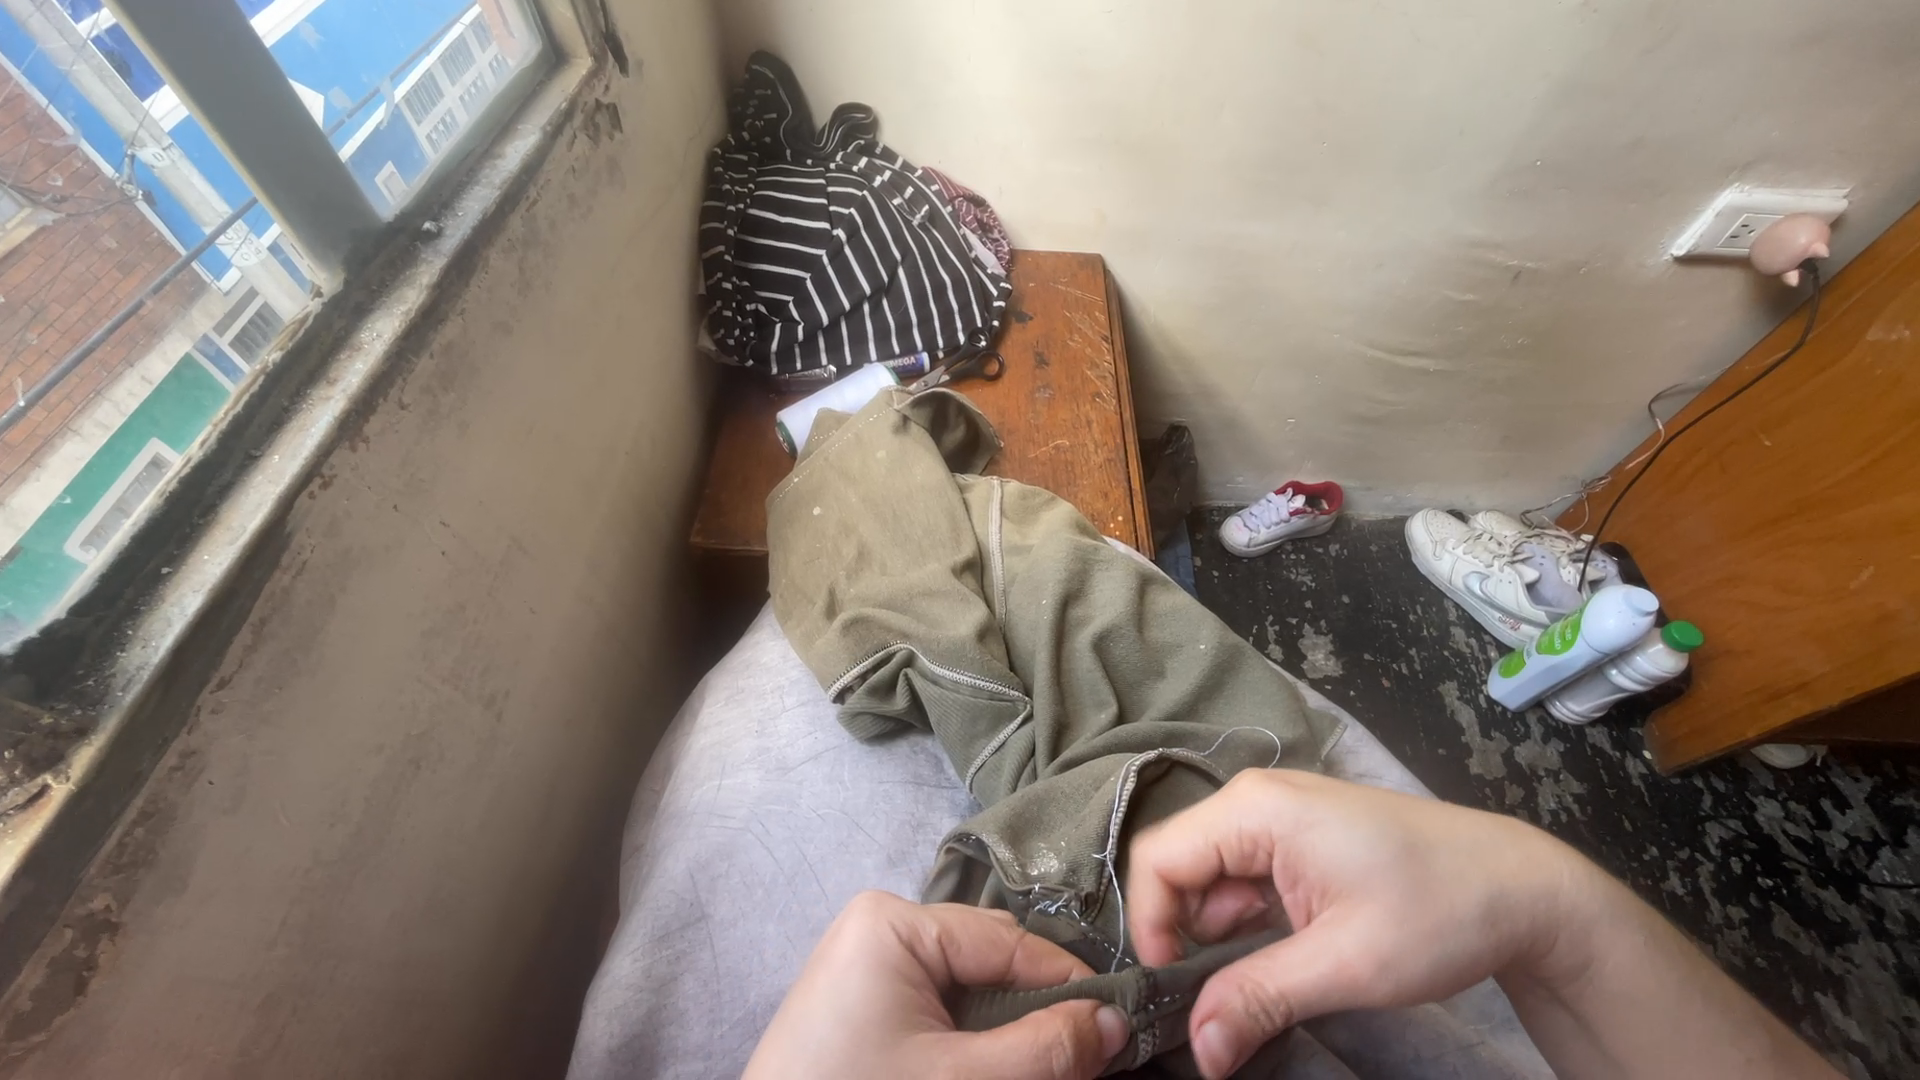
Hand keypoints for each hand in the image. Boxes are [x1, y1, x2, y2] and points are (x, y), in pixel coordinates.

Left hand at [744, 890, 1129, 1079]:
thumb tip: (1118, 1022)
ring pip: (967, 979)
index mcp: (895, 921)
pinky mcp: (863, 994)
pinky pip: (937, 997)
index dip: (1068, 979)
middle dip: (1039, 1003)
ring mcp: (867, 956)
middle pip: (988, 954)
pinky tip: (995, 1060)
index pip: (1006, 939)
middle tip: (1091, 1048)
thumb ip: (1044, 1050)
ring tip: (1049, 1058)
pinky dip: (974, 1030)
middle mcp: (880, 921)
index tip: (1122, 1018)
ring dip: (1010, 1021)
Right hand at [1126, 769, 1591, 1078]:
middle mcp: (1250, 800)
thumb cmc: (1438, 912)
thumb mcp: (1346, 964)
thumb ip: (1259, 998)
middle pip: (1179, 864)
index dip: (1151, 923)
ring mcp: (1271, 814)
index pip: (1160, 858)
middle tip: (1212, 997)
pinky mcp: (1290, 834)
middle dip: (1183, 932)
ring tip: (1254, 981)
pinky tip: (1275, 952)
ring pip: (1207, 874)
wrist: (1525, 887)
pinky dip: (1243, 920)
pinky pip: (1240, 875)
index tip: (1174, 989)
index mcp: (1252, 809)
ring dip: (1216, 931)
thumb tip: (1199, 1053)